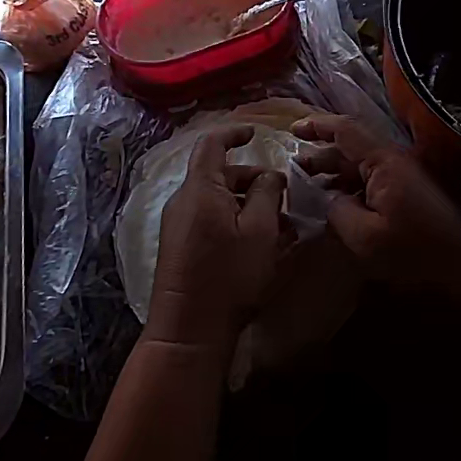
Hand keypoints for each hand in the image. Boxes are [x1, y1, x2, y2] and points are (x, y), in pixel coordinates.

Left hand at [147, 124, 288, 353]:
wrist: (189, 328)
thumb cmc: (229, 275)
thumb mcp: (259, 231)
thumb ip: (266, 193)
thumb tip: (269, 174)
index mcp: (200, 188)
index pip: (212, 143)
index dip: (234, 132)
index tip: (256, 132)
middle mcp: (183, 200)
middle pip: (217, 174)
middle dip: (251, 179)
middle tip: (282, 196)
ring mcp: (177, 223)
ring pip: (215, 199)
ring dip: (245, 203)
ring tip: (277, 225)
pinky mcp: (179, 245)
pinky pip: (208, 218)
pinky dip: (232, 220)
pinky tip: (256, 243)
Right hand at [293, 114, 460, 288]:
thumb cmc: (419, 249)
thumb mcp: (366, 237)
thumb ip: (337, 212)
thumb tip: (330, 199)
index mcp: (384, 161)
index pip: (344, 130)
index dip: (316, 126)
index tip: (291, 131)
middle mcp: (394, 158)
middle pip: (350, 146)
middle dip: (320, 154)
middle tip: (295, 169)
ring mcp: (404, 172)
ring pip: (360, 163)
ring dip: (334, 170)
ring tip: (311, 185)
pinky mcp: (411, 188)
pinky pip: (373, 177)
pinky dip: (351, 184)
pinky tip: (338, 202)